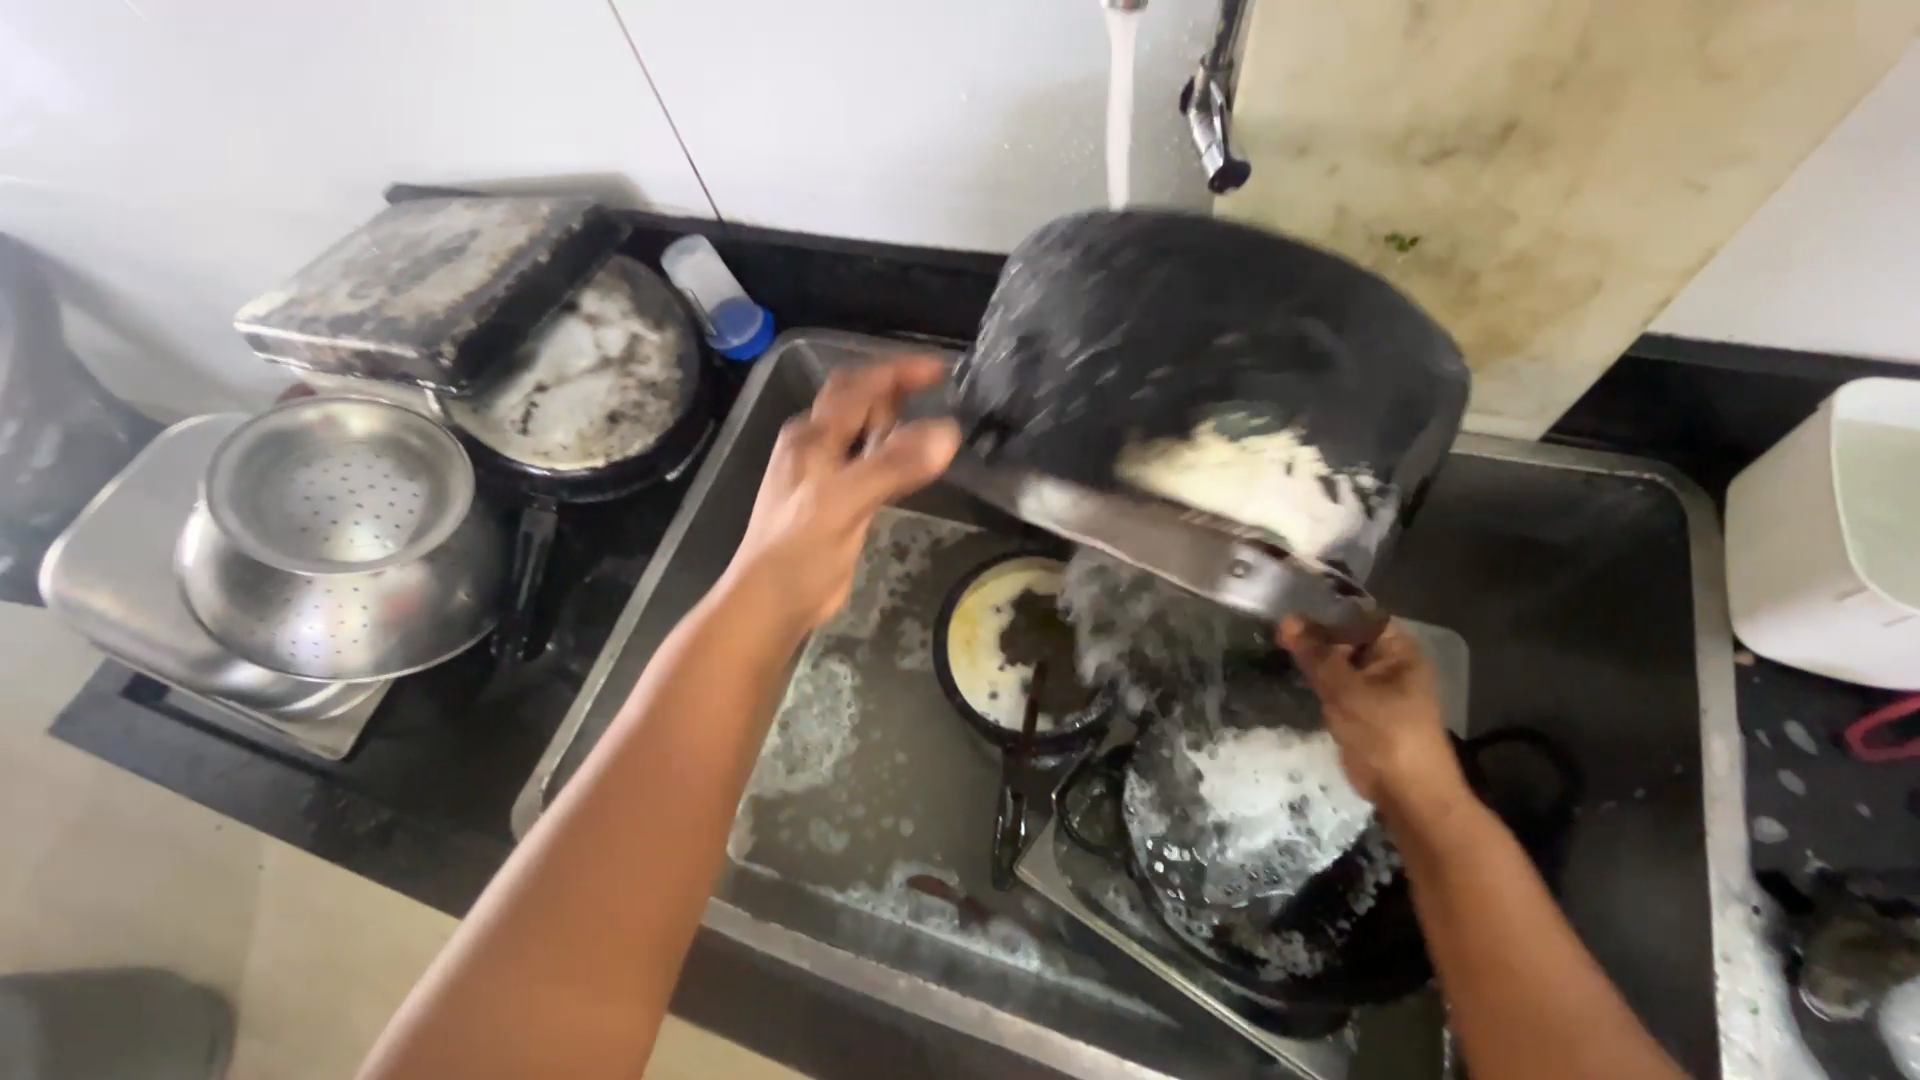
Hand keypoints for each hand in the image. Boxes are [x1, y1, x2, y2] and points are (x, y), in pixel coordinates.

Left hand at [723, 357, 960, 636]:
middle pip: (856, 401)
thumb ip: (893, 466)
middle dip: (893, 389)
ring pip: (861, 431)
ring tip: (929, 422)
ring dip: (892, 420)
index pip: (858, 387)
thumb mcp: (844, 503)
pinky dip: (890, 453)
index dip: (898, 371)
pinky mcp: (834, 501)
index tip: (940, 368)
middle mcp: (815, 446)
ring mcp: (823, 473)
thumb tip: (947, 433)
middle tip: (935, 390)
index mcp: (812, 437)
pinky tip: (910, 464)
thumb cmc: (800, 551)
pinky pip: (866, 461)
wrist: (771, 601)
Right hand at [1279, 618, 1469, 818]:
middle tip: (1273, 626)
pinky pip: (1333, 684)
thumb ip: (1316, 655)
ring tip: (1274, 643)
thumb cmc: (1386, 733)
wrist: (1406, 792)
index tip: (1289, 603)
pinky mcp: (1359, 709)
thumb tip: (1287, 620)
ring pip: (1337, 661)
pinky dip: (1314, 679)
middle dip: (1314, 633)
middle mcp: (1388, 663)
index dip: (1326, 608)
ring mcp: (1373, 687)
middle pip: (1346, 637)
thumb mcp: (1347, 689)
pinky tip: (1288, 671)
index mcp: (1398, 650)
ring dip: (1312, 657)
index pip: (1359, 615)